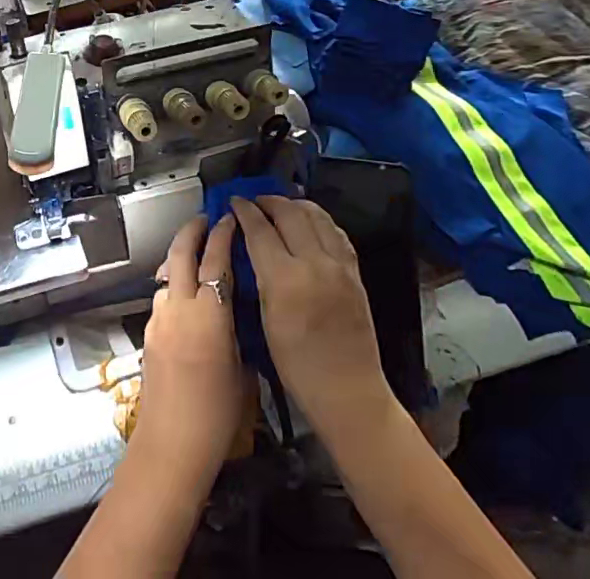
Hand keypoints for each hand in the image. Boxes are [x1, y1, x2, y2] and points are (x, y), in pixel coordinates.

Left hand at [137, 216, 247, 461]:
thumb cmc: (217, 413)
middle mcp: (178, 308)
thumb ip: (238, 331)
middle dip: (192, 230)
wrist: (171, 445)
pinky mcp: (148, 336)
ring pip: (167, 276)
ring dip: (180, 260)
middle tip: (206, 219)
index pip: (216, 258)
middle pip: (180, 253)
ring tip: (197, 259)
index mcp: (208, 313)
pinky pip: (163, 299)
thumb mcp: (242, 368)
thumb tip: (238, 312)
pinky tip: (186, 301)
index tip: (231, 217)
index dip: (224, 234)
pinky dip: (174, 288)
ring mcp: (158, 321)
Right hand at [231, 196, 390, 435]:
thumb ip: (259, 279)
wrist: (347, 389)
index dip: (245, 212)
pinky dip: (320, 220)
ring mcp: (339, 265)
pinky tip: (311, 223)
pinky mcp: (355, 271)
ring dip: (296, 204)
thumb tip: (250, 249)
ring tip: (281, 204)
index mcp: (285, 279)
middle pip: (290, 214)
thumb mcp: (266, 321)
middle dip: (269, 202)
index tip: (234, 202)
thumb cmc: (297, 367)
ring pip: (317, 216)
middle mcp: (314, 262)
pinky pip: (336, 233)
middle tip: (255, 201)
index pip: (260, 230)